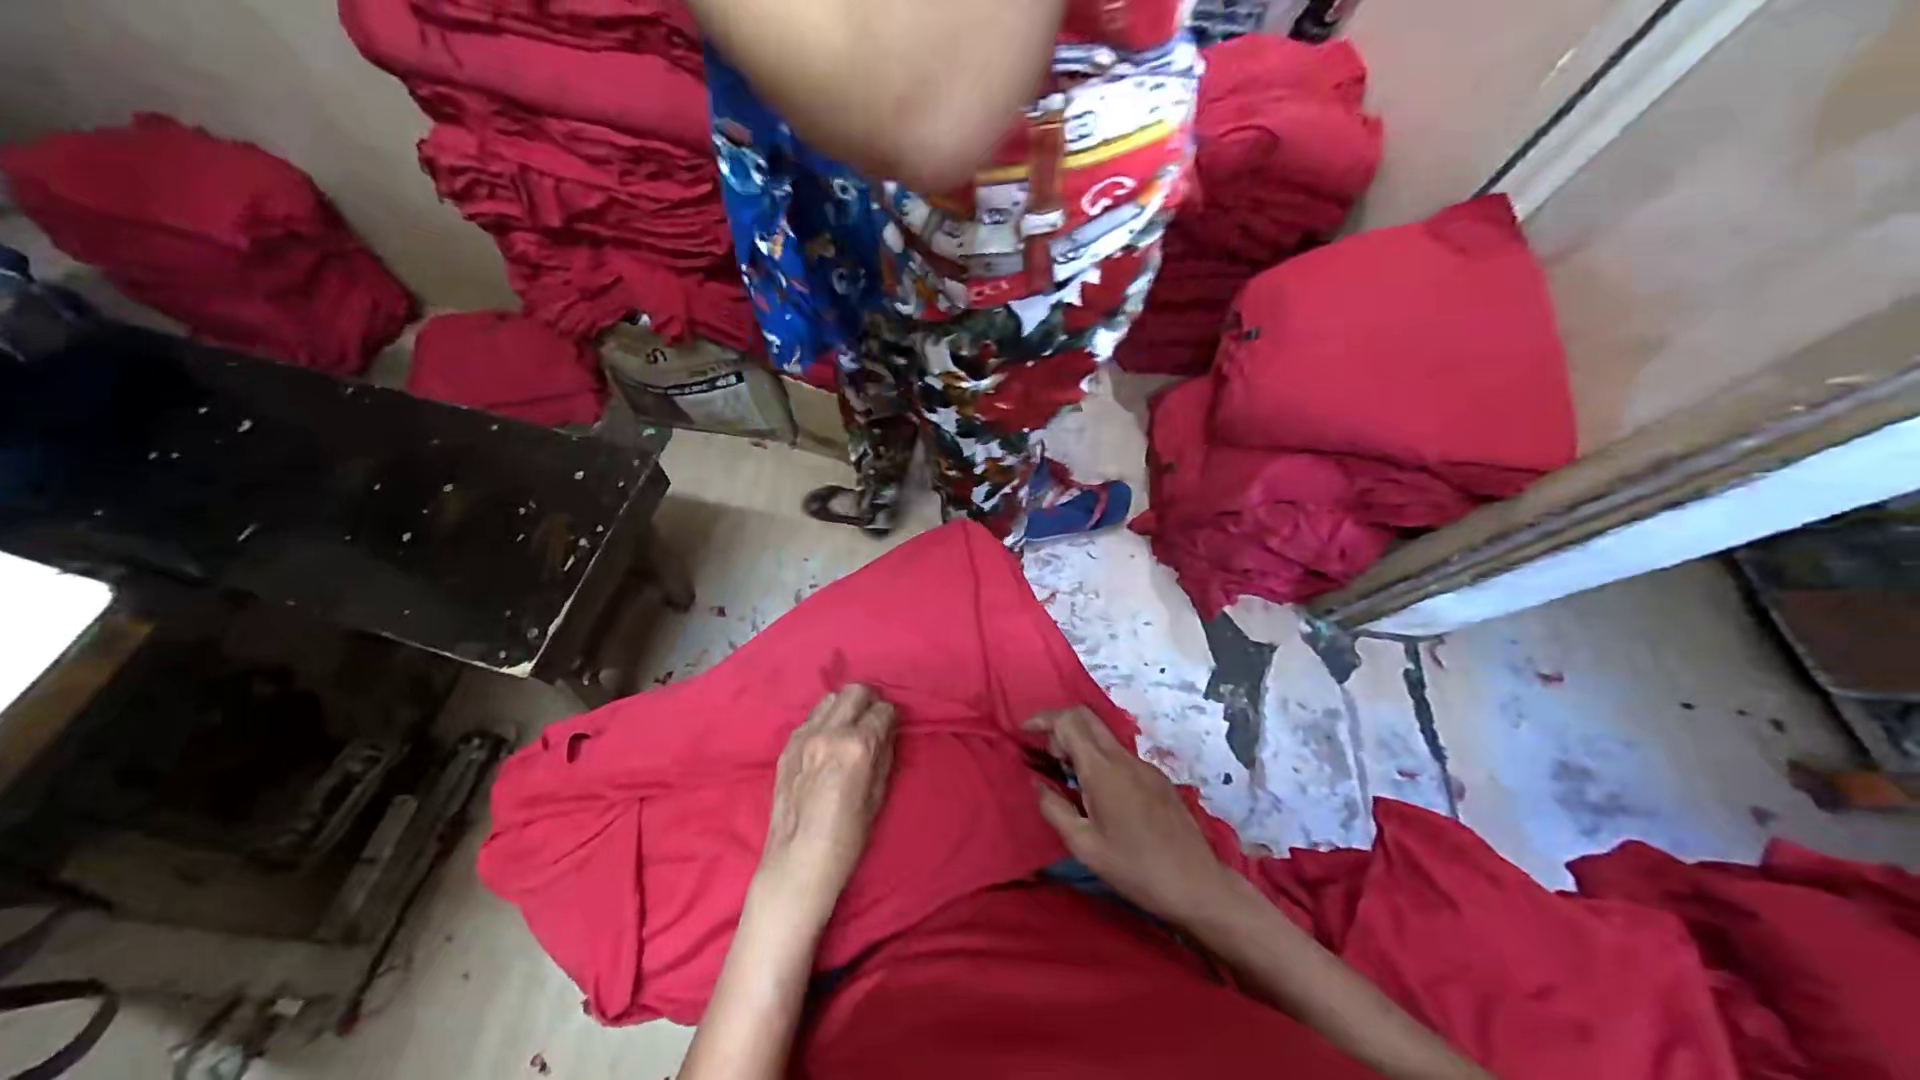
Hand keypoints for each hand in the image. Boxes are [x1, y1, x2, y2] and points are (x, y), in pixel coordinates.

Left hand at [755, 684, 897, 923]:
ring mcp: (804, 737)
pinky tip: (827, 743)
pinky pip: (811, 719)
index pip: (883, 709)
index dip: (891, 718)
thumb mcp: (878, 795)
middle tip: (873, 720)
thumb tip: (887, 732)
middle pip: (855, 691)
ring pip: (830, 699)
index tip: (891, 727)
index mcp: (858, 746)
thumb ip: (884, 755)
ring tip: (849, 728)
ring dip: (844, 707)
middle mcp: (829, 733)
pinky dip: (824, 722)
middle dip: (870, 701)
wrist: (797, 862)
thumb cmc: (848, 837)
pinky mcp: (787, 747)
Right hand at [1026, 706, 1242, 924]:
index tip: (1024, 730)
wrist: (1197, 884)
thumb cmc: (1135, 868)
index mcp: (1102, 769)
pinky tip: (1097, 792)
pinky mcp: (1157, 778)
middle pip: (1087, 717)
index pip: (1068, 722)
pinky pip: (1119, 754)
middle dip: (1059, 723)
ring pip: (1104, 735)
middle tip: (1045, 753)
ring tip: (1067, 775)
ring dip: (1080, 742)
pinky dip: (1098, 758)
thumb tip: (1038, 783)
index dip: (1042, 719)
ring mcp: (1144, 766)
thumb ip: (1055, 809)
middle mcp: (1123, 758)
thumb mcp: (1084, 846)